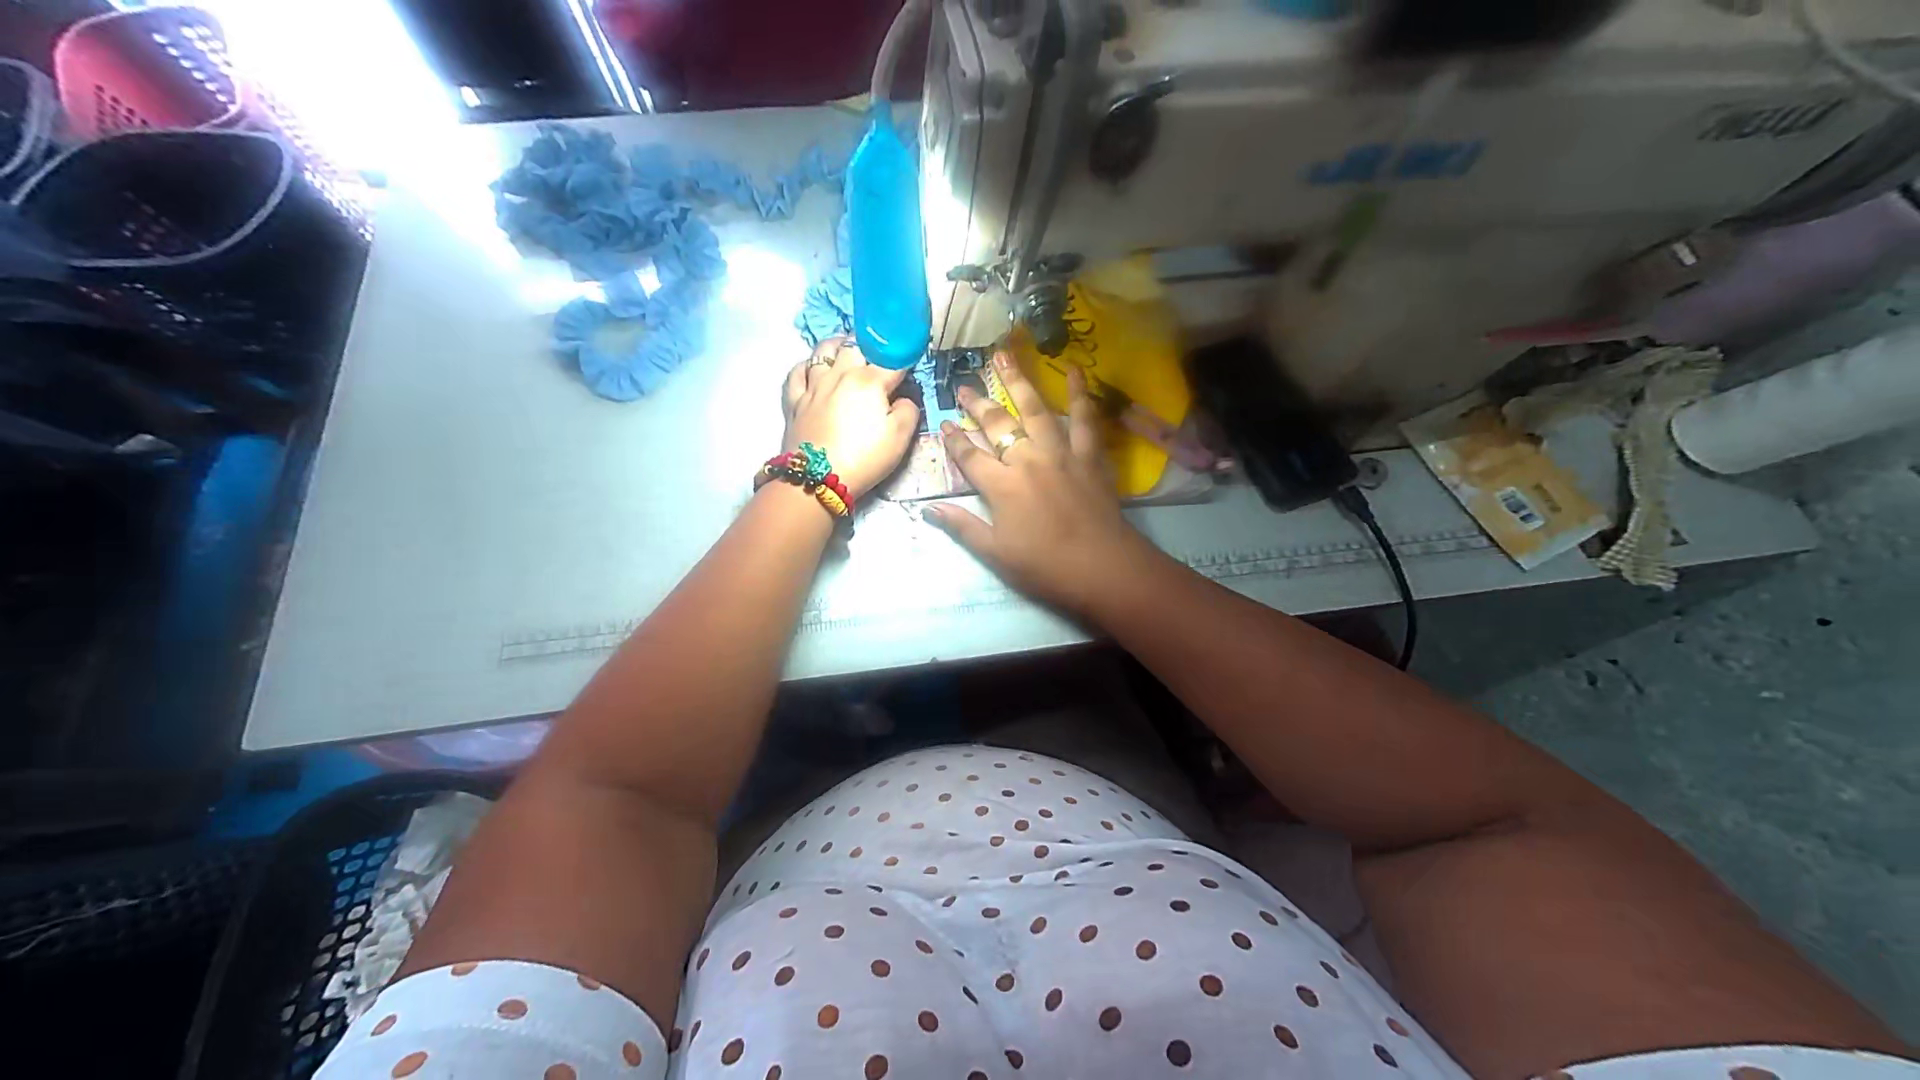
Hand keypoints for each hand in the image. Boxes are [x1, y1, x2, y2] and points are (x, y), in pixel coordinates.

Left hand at [782, 338, 919, 500]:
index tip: (909, 367)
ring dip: (837, 347)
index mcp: (869, 380)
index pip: (893, 361)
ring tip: (845, 352)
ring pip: (822, 351)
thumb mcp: (900, 438)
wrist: (818, 479)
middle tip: (877, 360)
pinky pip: (797, 372)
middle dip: (869, 348)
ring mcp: (814, 386)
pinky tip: (813, 371)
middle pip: (855, 346)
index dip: (904, 361)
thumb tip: (903, 399)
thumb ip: (909, 410)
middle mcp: (840, 374)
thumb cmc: (864, 457)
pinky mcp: (795, 400)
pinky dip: (807, 367)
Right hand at [924, 351, 1159, 615]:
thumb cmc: (1045, 567)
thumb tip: (928, 508)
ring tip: (1004, 356)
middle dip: (978, 404)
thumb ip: (962, 527)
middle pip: (998, 425)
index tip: (943, 423)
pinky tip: (1074, 369)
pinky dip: (1079, 393)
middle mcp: (1028, 460)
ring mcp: (1061, 453)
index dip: (954, 440)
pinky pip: (1084, 418)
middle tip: (965, 386)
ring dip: (1018, 382)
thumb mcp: (995, 554)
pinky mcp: (1089, 455)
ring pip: (1035, 410)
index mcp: (1001, 486)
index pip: (970, 456)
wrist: (1103, 567)